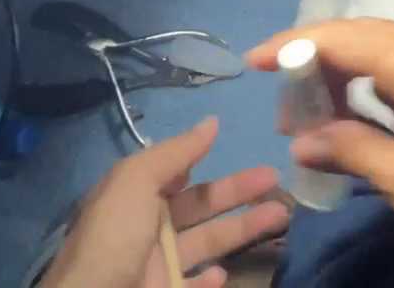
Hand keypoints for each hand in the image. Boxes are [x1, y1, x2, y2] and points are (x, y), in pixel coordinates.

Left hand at [39, 118, 289, 287]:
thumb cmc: (113, 240)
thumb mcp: (136, 182)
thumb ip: (176, 152)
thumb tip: (213, 121)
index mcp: (135, 195)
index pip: (176, 172)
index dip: (203, 159)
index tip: (233, 145)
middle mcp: (148, 228)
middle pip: (201, 204)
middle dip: (238, 191)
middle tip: (275, 178)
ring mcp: (157, 266)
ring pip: (207, 242)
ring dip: (242, 229)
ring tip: (280, 216)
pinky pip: (192, 285)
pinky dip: (211, 280)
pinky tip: (223, 273)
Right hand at [248, 19, 393, 245]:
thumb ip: (357, 155)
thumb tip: (302, 141)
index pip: (337, 38)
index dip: (289, 46)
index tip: (251, 63)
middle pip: (349, 35)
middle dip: (308, 67)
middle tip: (286, 119)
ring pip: (369, 43)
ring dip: (335, 74)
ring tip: (313, 123)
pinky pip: (390, 54)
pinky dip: (362, 77)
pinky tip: (353, 114)